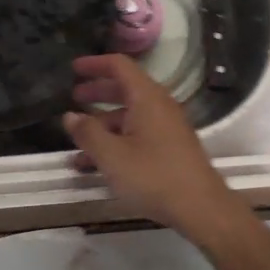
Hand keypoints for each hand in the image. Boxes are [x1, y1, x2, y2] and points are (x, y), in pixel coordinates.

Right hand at [64, 54, 245, 239]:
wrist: (199, 205)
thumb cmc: (153, 176)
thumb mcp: (112, 156)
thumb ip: (88, 133)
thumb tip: (70, 115)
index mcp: (147, 97)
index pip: (120, 65)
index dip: (95, 64)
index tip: (74, 68)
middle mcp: (159, 105)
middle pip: (125, 88)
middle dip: (98, 92)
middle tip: (73, 98)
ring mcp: (167, 125)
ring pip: (130, 115)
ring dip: (103, 124)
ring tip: (77, 144)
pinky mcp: (171, 146)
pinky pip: (139, 133)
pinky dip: (118, 140)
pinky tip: (98, 164)